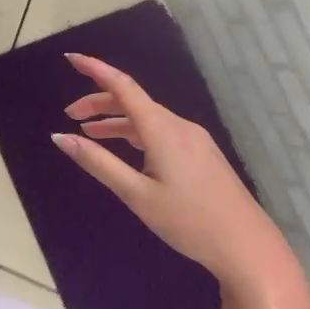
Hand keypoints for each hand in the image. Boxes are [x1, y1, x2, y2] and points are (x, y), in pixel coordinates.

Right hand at [52, 53, 294, 293]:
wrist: (250, 251)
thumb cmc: (190, 222)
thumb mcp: (136, 195)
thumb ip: (98, 162)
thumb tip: (59, 137)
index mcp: (162, 130)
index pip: (123, 87)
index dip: (96, 69)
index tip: (70, 58)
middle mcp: (180, 127)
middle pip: (133, 101)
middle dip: (98, 103)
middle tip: (70, 116)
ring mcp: (194, 140)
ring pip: (146, 118)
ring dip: (115, 120)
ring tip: (88, 133)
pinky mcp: (201, 154)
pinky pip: (160, 131)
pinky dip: (134, 133)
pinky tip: (123, 149)